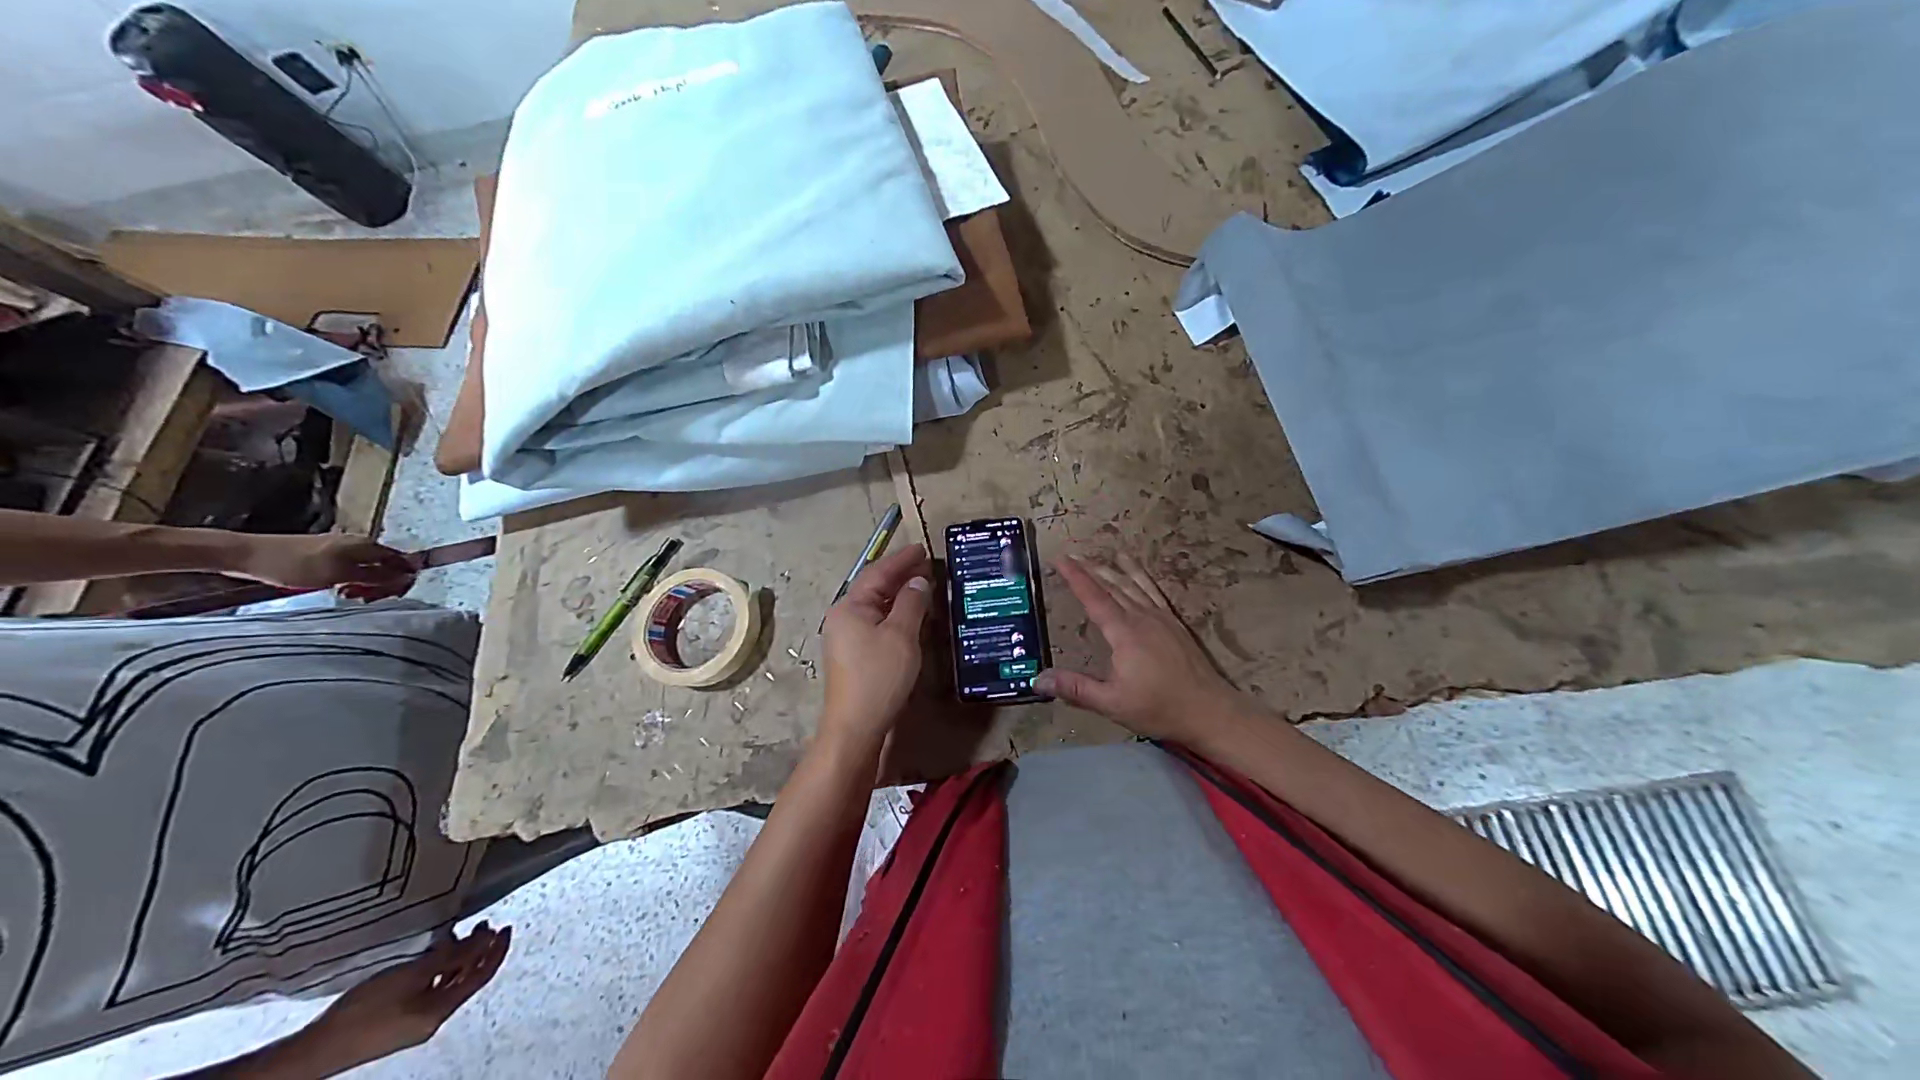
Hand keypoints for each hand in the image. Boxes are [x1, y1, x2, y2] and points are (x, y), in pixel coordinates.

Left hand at [232, 533, 416, 598]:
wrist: (250, 556)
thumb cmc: (296, 565)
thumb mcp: (340, 574)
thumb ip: (377, 576)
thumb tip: (407, 576)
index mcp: (368, 545)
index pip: (402, 562)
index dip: (402, 579)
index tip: (392, 596)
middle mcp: (361, 544)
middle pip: (387, 566)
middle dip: (382, 584)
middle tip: (363, 598)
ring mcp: (344, 549)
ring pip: (370, 569)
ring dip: (365, 585)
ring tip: (347, 594)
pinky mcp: (329, 555)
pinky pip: (353, 570)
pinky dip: (351, 581)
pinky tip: (337, 589)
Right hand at [302, 923, 509, 1071]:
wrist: (312, 1052)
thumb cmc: (364, 1010)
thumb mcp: (413, 975)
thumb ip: (453, 956)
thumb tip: (486, 939)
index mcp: (441, 1012)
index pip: (482, 976)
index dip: (497, 950)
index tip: (507, 928)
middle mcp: (433, 1020)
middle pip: (466, 980)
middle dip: (479, 951)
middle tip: (484, 924)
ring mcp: (414, 1023)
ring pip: (448, 984)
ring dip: (458, 958)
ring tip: (460, 933)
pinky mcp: (397, 1023)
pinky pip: (429, 991)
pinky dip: (438, 970)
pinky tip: (432, 954)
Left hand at [820, 544, 934, 748]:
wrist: (856, 726)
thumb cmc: (879, 677)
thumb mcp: (901, 635)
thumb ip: (911, 603)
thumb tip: (918, 581)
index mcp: (850, 607)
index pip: (878, 573)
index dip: (901, 560)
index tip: (922, 549)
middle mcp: (843, 617)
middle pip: (874, 587)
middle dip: (900, 575)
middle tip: (927, 564)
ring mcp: (847, 637)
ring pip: (876, 606)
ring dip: (899, 594)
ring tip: (923, 584)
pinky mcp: (855, 655)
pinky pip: (876, 622)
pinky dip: (895, 613)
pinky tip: (912, 615)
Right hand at [1035, 553, 1255, 742]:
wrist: (1210, 711)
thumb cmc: (1159, 708)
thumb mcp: (1112, 703)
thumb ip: (1075, 689)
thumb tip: (1039, 679)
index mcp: (1124, 633)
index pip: (1094, 598)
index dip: (1076, 577)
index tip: (1060, 559)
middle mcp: (1142, 618)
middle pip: (1112, 585)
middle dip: (1090, 568)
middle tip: (1071, 555)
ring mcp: (1161, 618)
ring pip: (1132, 585)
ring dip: (1112, 569)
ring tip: (1098, 556)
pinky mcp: (1174, 623)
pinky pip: (1153, 591)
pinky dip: (1141, 576)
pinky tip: (1135, 570)